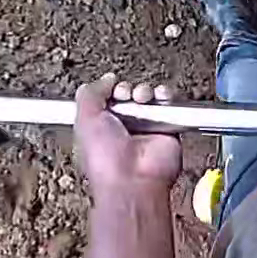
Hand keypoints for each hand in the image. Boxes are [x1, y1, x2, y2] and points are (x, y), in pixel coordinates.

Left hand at [74, 73, 182, 200]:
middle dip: (128, 89)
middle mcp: (125, 127)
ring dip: (146, 91)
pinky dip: (166, 96)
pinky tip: (160, 97)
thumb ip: (92, 93)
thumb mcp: (85, 118)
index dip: (110, 90)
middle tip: (127, 96)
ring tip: (142, 98)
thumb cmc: (105, 158)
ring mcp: (147, 128)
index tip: (113, 91)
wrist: (134, 179)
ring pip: (150, 96)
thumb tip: (107, 78)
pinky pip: (170, 105)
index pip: (108, 97)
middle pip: (129, 94)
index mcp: (101, 126)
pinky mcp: (169, 129)